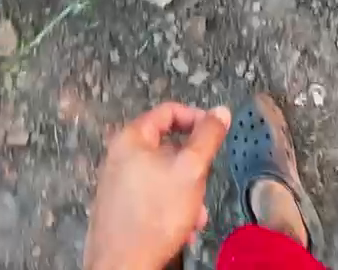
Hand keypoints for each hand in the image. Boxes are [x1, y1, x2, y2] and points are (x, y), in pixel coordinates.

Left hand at [83, 102, 231, 269]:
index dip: (197, 117)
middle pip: (168, 145)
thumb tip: (221, 111)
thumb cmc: (155, 215)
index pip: (170, 111)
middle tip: (205, 178)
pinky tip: (183, 226)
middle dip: (192, 164)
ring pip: (163, 174)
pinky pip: (151, 195)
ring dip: (186, 189)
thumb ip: (208, 136)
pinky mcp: (118, 210)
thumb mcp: (192, 169)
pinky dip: (170, 205)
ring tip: (197, 212)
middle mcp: (118, 157)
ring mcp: (116, 185)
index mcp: (131, 138)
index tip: (214, 133)